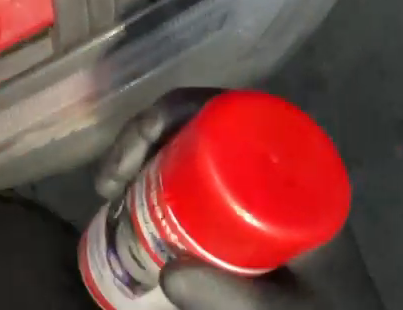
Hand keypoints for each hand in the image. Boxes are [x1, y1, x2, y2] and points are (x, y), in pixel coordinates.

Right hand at [96, 89, 383, 309]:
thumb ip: (234, 298)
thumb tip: (164, 274)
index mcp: (294, 165)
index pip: (222, 110)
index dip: (168, 115)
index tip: (134, 154)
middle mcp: (270, 159)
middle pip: (194, 119)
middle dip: (142, 137)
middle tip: (109, 179)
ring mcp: (252, 178)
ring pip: (185, 141)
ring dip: (141, 153)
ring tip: (108, 189)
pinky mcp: (239, 199)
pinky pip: (188, 167)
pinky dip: (153, 171)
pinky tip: (129, 195)